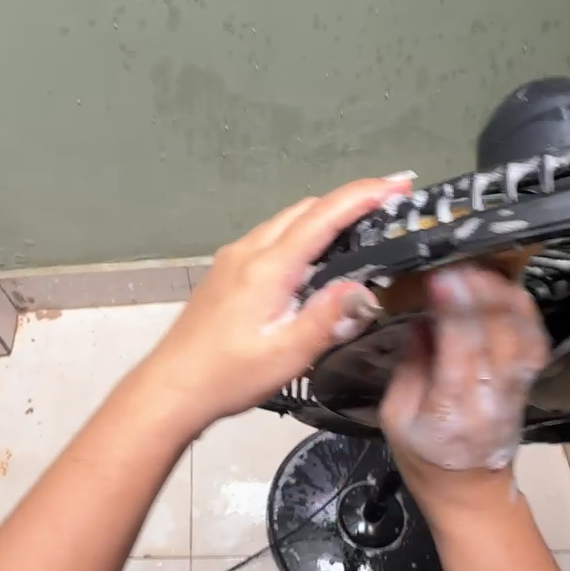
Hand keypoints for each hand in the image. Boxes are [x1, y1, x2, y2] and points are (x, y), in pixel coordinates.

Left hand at [132, 175, 413, 431]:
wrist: (171, 387)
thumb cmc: (228, 375)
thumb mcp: (287, 354)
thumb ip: (328, 319)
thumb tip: (366, 289)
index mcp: (267, 267)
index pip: (322, 216)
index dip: (363, 195)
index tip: (398, 183)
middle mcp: (248, 252)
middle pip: (304, 210)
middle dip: (348, 200)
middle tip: (389, 205)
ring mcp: (232, 259)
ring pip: (285, 222)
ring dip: (323, 216)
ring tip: (361, 226)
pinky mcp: (225, 272)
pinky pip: (270, 238)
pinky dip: (300, 234)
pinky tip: (314, 257)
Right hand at [381, 265, 551, 525]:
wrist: (471, 493)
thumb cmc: (424, 459)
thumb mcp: (395, 418)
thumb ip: (410, 367)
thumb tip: (421, 320)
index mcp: (453, 410)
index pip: (461, 350)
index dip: (454, 309)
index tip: (440, 275)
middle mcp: (492, 397)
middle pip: (500, 334)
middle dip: (482, 291)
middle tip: (458, 261)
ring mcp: (517, 389)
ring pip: (524, 333)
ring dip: (506, 295)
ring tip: (481, 267)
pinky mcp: (527, 383)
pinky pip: (533, 339)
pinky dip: (523, 310)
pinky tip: (505, 288)